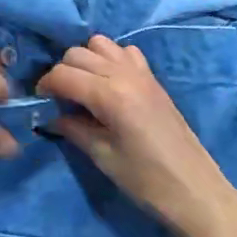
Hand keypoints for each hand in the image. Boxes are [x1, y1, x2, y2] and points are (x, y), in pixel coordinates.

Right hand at [36, 35, 236, 236]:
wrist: (197, 192)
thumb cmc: (147, 182)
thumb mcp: (103, 157)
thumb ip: (73, 128)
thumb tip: (51, 115)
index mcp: (110, 95)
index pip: (63, 74)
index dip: (45, 85)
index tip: (39, 101)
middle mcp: (124, 74)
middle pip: (77, 54)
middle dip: (61, 72)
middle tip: (58, 98)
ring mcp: (141, 72)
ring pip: (100, 44)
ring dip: (84, 60)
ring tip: (82, 87)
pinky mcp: (153, 78)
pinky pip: (124, 51)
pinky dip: (110, 58)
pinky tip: (108, 82)